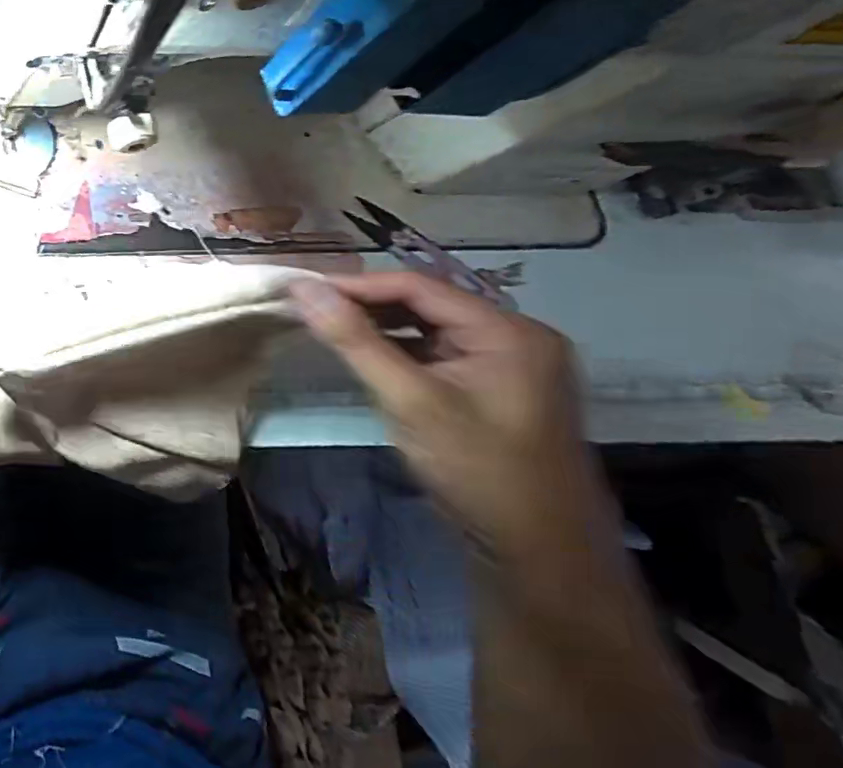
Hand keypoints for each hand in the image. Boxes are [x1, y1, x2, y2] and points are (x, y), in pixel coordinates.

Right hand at [290, 273, 611, 560]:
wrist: (539, 557)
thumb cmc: (476, 472)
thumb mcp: (410, 401)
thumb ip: (356, 341)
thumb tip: (303, 290)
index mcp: (508, 330)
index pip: (419, 286)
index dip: (358, 284)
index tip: (305, 290)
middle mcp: (516, 335)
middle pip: (428, 304)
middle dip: (369, 305)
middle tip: (314, 309)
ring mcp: (511, 363)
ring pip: (433, 329)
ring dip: (384, 328)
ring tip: (332, 328)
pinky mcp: (498, 388)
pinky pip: (443, 354)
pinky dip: (405, 352)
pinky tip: (370, 357)